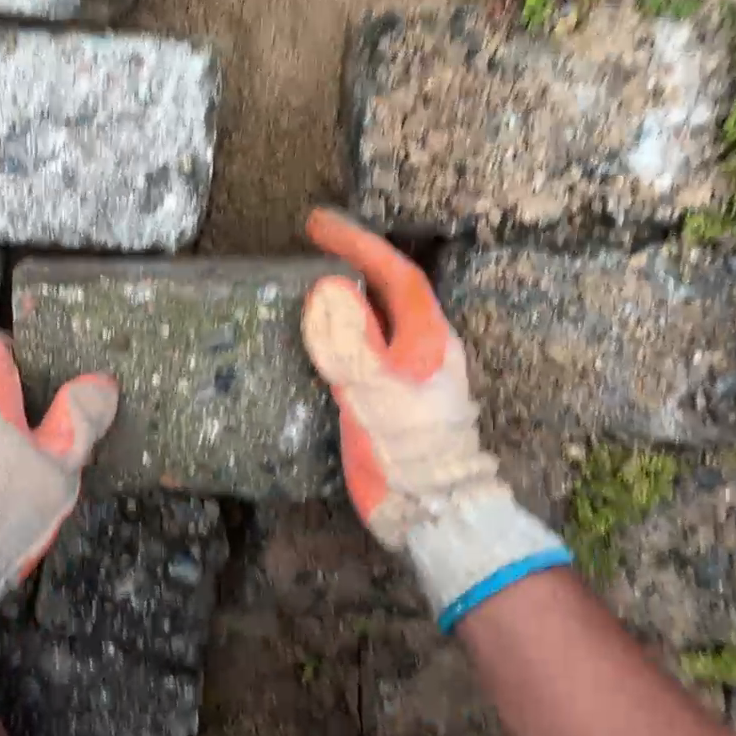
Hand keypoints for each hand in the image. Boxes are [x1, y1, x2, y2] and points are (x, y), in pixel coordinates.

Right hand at [300, 208, 570, 629]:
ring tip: (303, 277)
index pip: (394, 275)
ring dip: (341, 293)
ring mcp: (400, 372)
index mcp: (426, 339)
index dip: (358, 243)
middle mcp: (417, 348)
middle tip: (311, 242)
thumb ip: (352, 340)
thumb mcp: (377, 390)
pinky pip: (355, 347)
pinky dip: (332, 329)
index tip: (319, 224)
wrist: (432, 511)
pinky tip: (308, 333)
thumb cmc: (411, 451)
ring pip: (370, 318)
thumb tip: (327, 289)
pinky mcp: (381, 396)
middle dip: (352, 260)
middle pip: (385, 290)